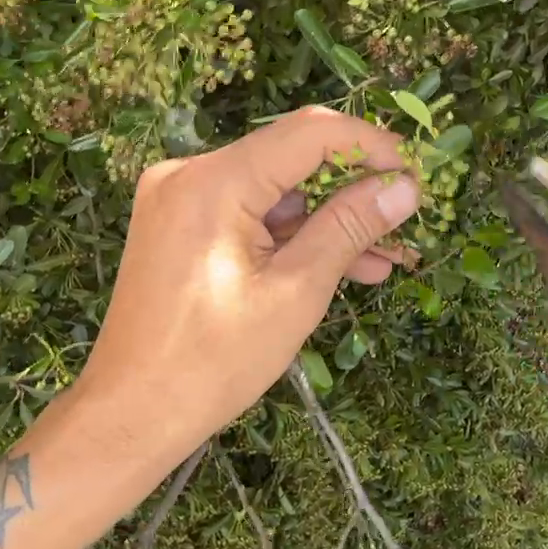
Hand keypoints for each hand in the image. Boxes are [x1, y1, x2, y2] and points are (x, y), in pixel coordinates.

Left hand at [79, 106, 420, 447]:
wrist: (131, 415)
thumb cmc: (212, 364)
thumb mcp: (294, 293)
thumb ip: (349, 228)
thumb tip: (405, 187)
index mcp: (213, 182)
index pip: (309, 133)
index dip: (371, 146)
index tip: (416, 175)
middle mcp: (190, 173)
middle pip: (291, 157)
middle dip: (354, 187)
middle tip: (407, 218)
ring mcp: (181, 198)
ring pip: (275, 189)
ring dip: (328, 219)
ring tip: (388, 256)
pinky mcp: (182, 224)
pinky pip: (250, 214)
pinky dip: (292, 235)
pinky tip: (342, 264)